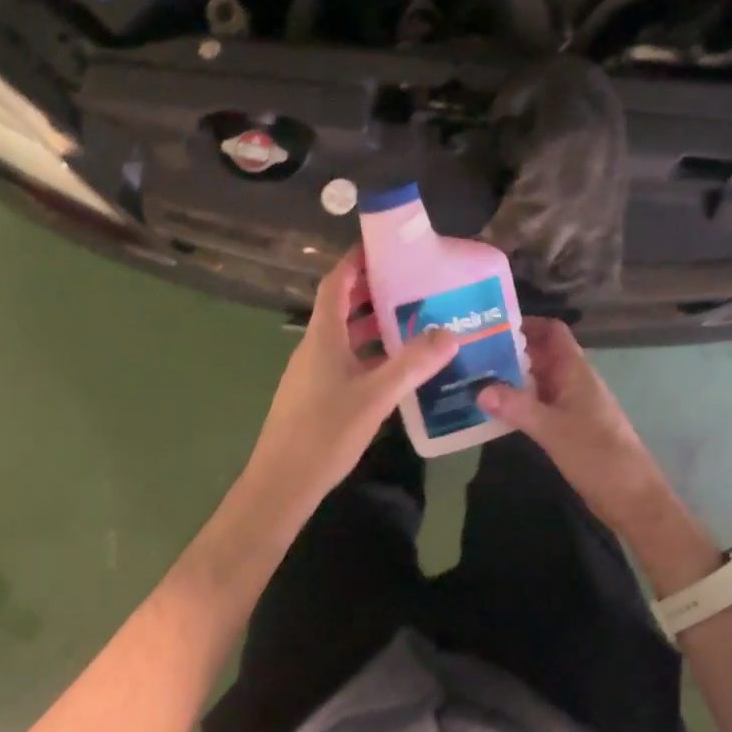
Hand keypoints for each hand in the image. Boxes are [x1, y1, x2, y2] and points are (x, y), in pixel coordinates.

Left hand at [246, 250, 460, 505]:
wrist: (282, 484)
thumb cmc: (324, 432)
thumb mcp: (375, 396)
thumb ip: (412, 364)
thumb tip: (450, 332)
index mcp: (323, 337)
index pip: (336, 283)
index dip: (355, 261)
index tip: (384, 247)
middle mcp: (315, 348)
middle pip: (342, 308)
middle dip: (373, 292)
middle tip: (412, 285)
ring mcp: (312, 373)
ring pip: (345, 337)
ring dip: (374, 326)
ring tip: (413, 323)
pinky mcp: (316, 396)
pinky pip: (345, 361)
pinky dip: (369, 354)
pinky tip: (395, 370)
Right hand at [478, 318, 675, 535]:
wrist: (632, 498)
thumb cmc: (598, 455)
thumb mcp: (552, 429)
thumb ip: (516, 407)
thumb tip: (479, 389)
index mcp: (576, 371)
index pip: (552, 332)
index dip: (526, 323)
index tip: (491, 326)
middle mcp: (572, 382)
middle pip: (540, 354)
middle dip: (508, 351)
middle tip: (471, 352)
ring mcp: (570, 406)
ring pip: (536, 381)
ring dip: (509, 378)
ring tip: (473, 378)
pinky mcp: (566, 428)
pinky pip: (537, 405)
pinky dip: (516, 403)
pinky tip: (492, 411)